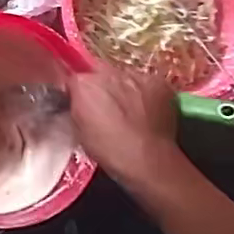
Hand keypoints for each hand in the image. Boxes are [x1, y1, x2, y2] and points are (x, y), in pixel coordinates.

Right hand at [69, 66, 189, 200]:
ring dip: (122, 88)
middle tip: (105, 107)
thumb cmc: (108, 150)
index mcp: (83, 83)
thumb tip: (76, 100)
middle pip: (99, 73)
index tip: (82, 104)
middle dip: (100, 87)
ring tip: (129, 110)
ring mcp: (135, 75)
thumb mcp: (78, 128)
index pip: (75, 79)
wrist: (149, 160)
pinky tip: (145, 109)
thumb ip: (74, 106)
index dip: (77, 92)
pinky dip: (143, 93)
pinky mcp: (158, 82)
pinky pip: (145, 83)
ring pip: (123, 77)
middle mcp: (108, 73)